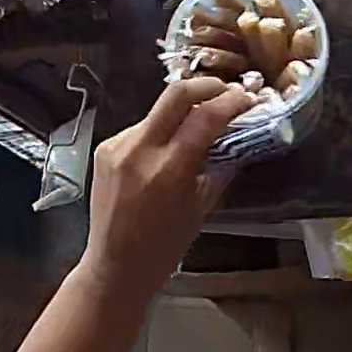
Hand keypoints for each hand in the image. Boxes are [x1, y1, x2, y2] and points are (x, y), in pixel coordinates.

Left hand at [76, 78, 253, 302]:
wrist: (114, 267)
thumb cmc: (164, 246)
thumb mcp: (201, 208)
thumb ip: (219, 167)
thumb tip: (239, 135)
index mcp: (168, 171)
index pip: (205, 117)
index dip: (231, 101)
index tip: (246, 98)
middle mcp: (139, 151)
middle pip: (176, 93)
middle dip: (206, 85)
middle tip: (225, 90)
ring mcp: (118, 145)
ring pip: (158, 111)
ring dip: (182, 112)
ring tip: (197, 127)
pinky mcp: (105, 146)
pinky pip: (141, 128)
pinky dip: (160, 132)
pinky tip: (165, 151)